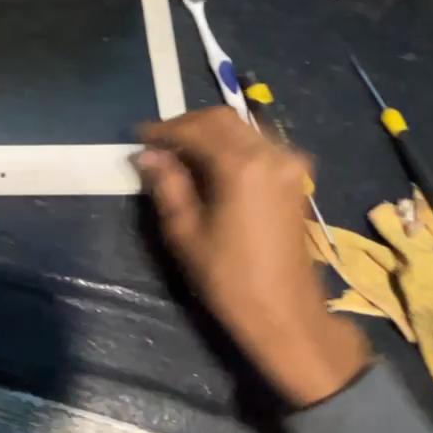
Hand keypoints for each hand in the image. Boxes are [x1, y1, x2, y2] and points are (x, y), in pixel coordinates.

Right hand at [135, 108, 370, 407]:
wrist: (286, 313)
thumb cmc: (228, 278)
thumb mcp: (185, 231)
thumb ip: (167, 184)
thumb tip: (146, 155)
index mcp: (242, 166)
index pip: (196, 129)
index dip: (163, 130)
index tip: (137, 138)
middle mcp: (271, 154)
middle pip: (222, 119)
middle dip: (186, 125)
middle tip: (157, 144)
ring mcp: (289, 164)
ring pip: (241, 127)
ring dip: (208, 133)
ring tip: (179, 154)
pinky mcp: (295, 177)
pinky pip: (257, 143)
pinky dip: (230, 144)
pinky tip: (209, 164)